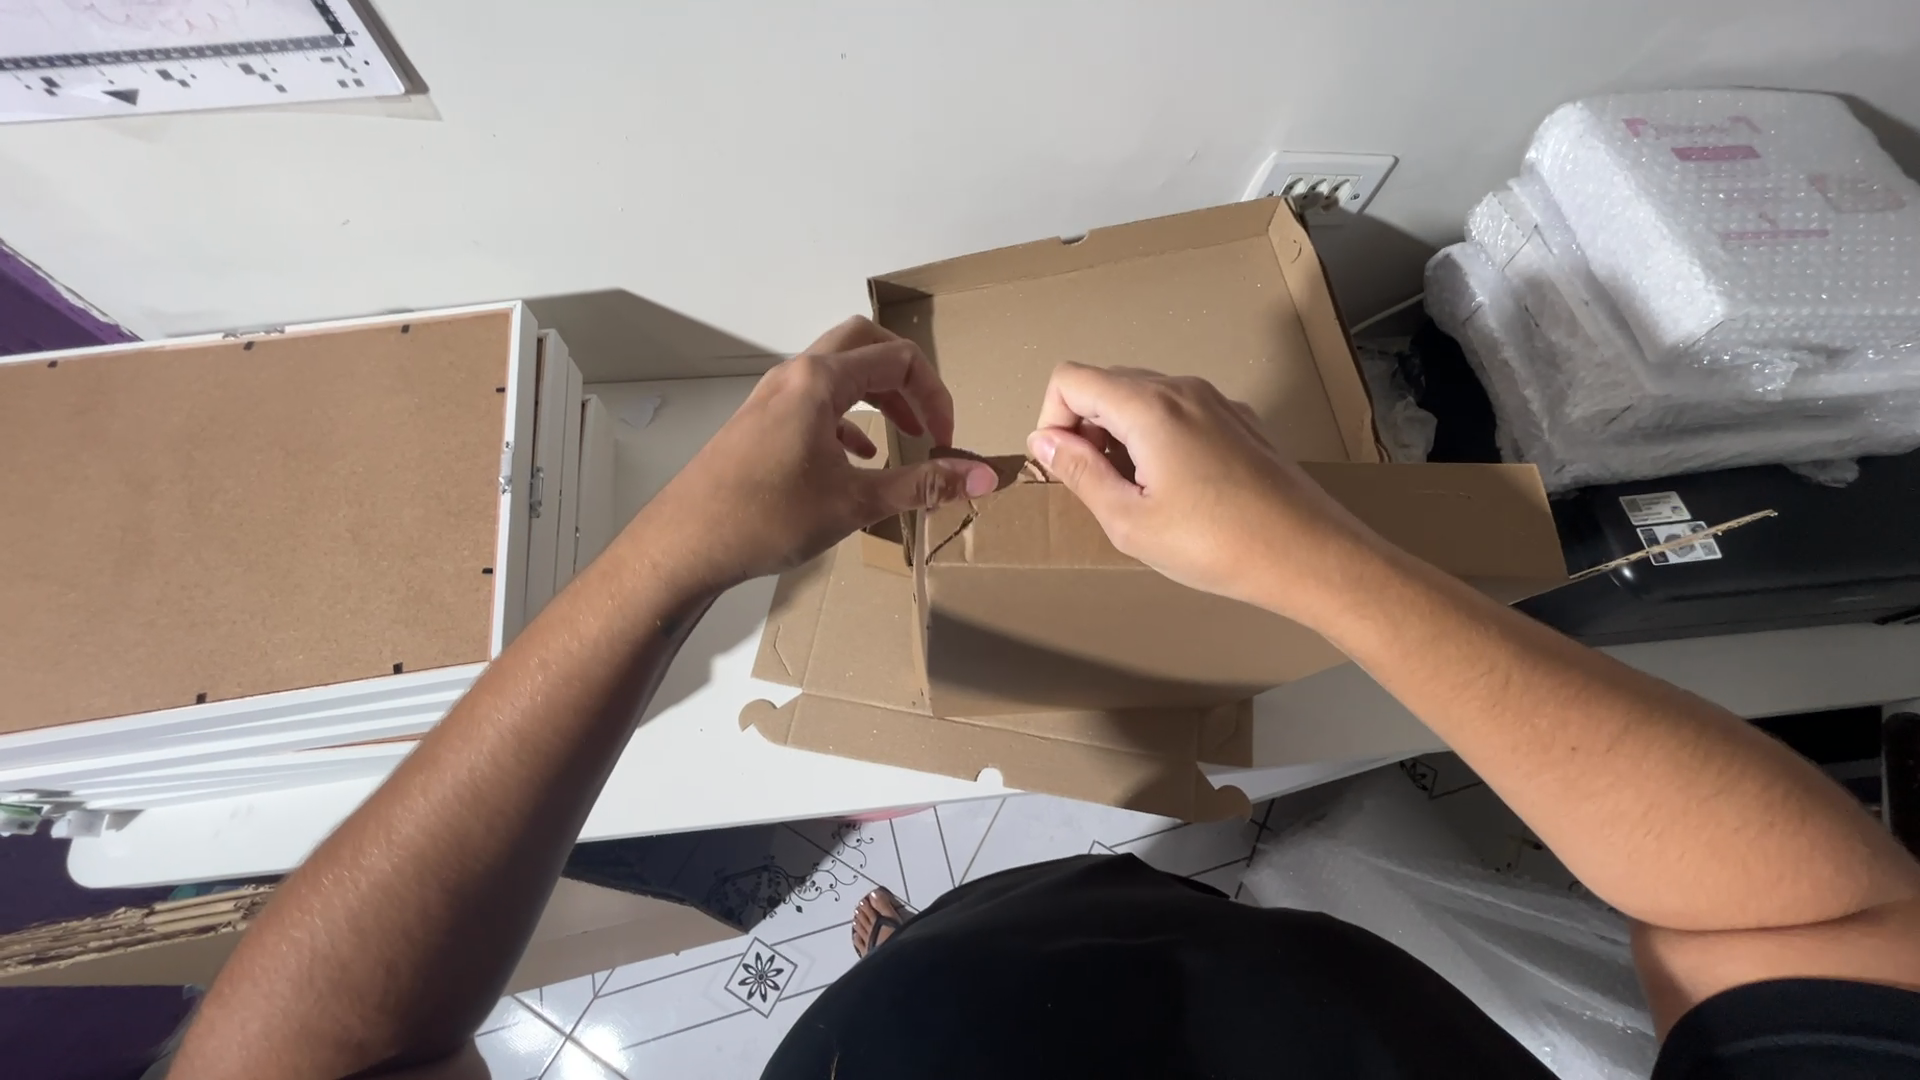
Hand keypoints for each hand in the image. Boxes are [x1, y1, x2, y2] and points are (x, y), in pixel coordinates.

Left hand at [636, 317, 997, 592]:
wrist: (684, 544)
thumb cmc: (769, 518)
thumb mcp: (855, 503)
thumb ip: (923, 485)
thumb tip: (987, 477)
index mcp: (820, 380)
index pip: (899, 360)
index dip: (935, 397)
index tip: (946, 442)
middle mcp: (795, 374)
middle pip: (864, 344)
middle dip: (906, 378)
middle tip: (926, 419)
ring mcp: (772, 396)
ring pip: (837, 372)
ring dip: (876, 395)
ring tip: (901, 436)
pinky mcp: (759, 421)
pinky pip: (814, 400)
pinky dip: (846, 417)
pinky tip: (856, 456)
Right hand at [1025, 363, 1384, 620]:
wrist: (1309, 555)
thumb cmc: (1215, 544)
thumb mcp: (1128, 520)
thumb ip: (1078, 472)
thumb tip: (1042, 441)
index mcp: (1149, 406)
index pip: (1070, 379)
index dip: (1051, 421)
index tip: (1064, 467)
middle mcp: (1183, 389)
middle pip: (1105, 383)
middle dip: (1084, 428)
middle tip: (1096, 486)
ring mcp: (1216, 401)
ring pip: (1141, 397)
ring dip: (1119, 434)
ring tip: (1135, 491)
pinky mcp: (1239, 421)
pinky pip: (1177, 411)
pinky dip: (1155, 437)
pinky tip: (1175, 487)